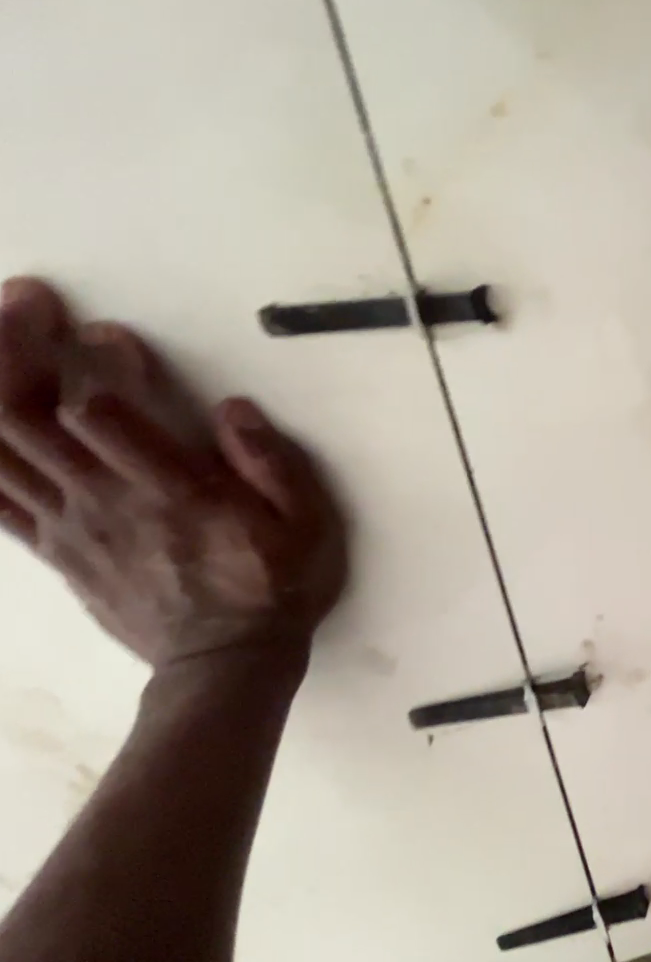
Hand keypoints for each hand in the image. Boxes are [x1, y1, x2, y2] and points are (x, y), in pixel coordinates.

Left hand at [0, 277, 345, 673]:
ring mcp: (69, 525)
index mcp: (176, 494)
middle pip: (26, 416)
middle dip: (14, 347)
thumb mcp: (310, 526)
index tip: (107, 330)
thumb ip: (273, 466)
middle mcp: (107, 502)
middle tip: (26, 300)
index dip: (97, 362)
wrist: (228, 660)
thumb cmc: (280, 585)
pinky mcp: (52, 545)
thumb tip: (232, 408)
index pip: (108, 412)